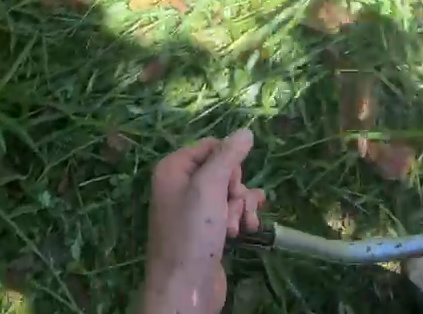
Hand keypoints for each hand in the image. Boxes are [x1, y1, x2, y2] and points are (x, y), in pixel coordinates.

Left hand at [141, 129, 265, 313]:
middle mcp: (181, 185)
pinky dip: (240, 218)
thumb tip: (246, 131)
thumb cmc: (192, 232)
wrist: (185, 290)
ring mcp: (193, 210)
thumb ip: (228, 156)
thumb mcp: (210, 187)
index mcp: (173, 168)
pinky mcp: (206, 230)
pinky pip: (228, 211)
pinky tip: (249, 230)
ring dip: (241, 206)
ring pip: (229, 192)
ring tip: (241, 226)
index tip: (233, 182)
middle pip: (222, 170)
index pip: (210, 147)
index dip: (228, 162)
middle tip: (234, 207)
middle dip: (236, 189)